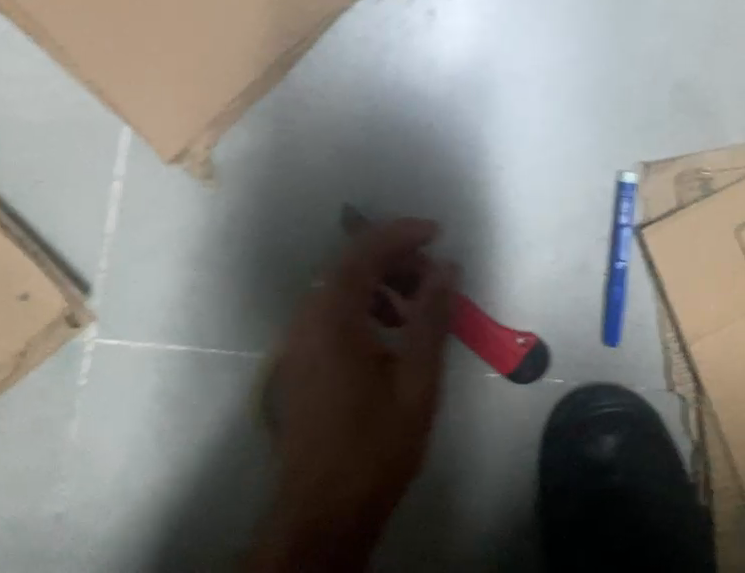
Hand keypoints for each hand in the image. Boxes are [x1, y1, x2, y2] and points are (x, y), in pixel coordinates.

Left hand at [249, 219, 456, 572]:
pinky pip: (331, 314)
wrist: (321, 512)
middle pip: (349, 266)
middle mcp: (307, 320)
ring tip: (418, 305)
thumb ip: (431, 318)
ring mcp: (298, 342)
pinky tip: (391, 333)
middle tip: (435, 274)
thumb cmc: (374, 446)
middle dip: (394, 260)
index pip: (364, 252)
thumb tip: (446, 269)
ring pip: (339, 290)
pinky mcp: (299, 363)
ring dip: (379, 284)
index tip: (438, 233)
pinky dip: (363, 307)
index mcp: (332, 318)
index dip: (401, 234)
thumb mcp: (416, 381)